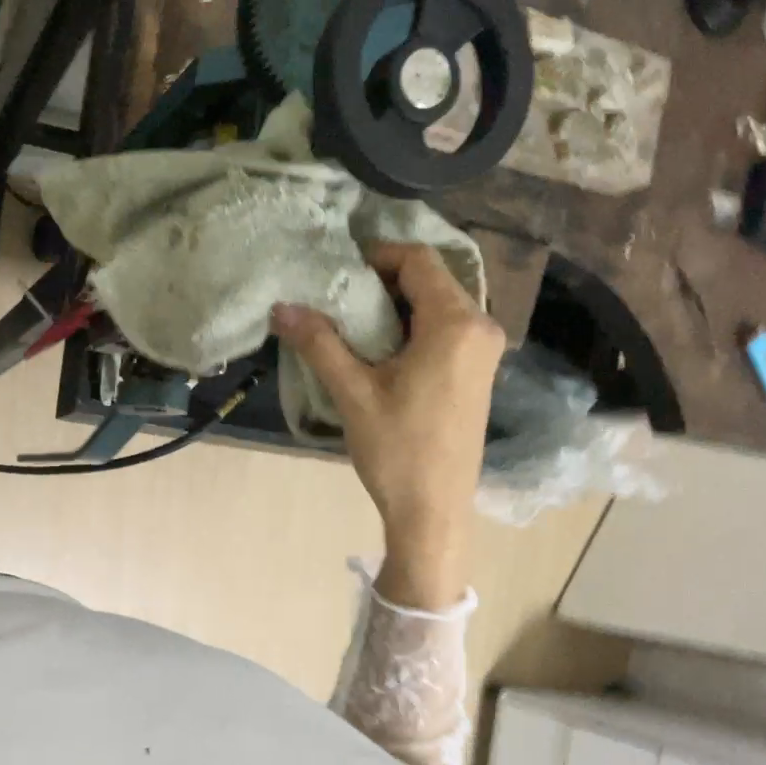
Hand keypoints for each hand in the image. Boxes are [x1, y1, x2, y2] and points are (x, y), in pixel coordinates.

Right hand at [271, 243, 503, 609]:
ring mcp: (483, 351)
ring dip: (394, 307)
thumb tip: (281, 307)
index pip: (418, 261)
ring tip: (349, 326)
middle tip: (335, 299)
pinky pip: (443, 330)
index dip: (376, 256)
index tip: (335, 271)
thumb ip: (319, 344)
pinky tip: (378, 353)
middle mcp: (481, 327)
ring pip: (437, 306)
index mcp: (456, 324)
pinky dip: (409, 328)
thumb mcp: (352, 393)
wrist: (434, 507)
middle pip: (431, 280)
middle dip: (381, 282)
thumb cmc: (396, 449)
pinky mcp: (476, 372)